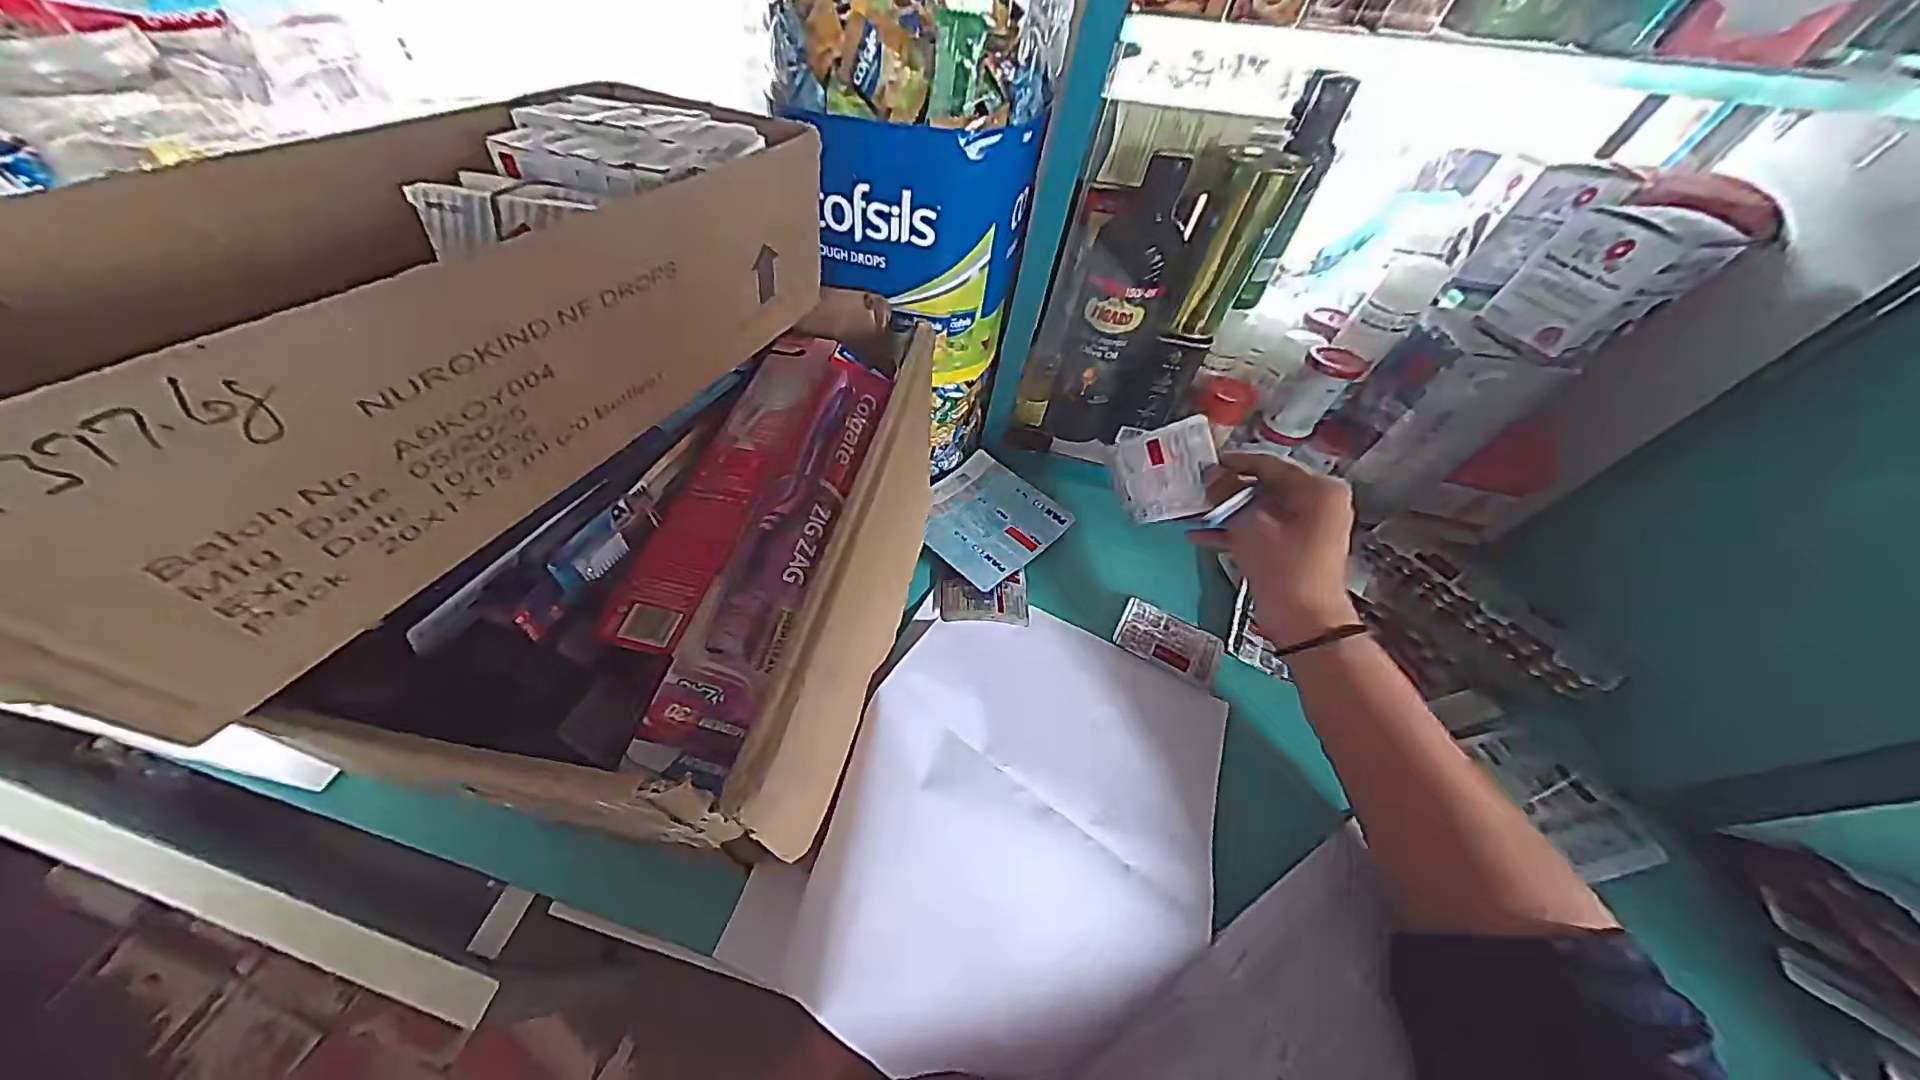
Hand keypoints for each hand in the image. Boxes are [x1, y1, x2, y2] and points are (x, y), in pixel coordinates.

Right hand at [1189, 451, 1359, 645]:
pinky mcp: (1295, 547)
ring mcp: (1308, 526)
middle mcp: (1318, 502)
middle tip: (1198, 490)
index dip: (1234, 463)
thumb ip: (1228, 494)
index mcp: (1318, 489)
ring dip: (1227, 513)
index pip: (1269, 464)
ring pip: (1260, 510)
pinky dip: (1236, 531)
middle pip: (1264, 487)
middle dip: (1227, 492)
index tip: (1207, 464)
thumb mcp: (1248, 524)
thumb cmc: (1282, 566)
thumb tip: (1212, 474)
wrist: (1304, 620)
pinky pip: (1263, 529)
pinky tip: (1202, 536)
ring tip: (1194, 513)